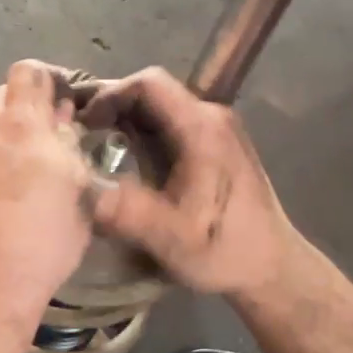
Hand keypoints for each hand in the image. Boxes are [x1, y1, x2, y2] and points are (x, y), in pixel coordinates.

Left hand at [0, 60, 94, 322]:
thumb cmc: (43, 240)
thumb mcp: (78, 191)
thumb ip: (69, 144)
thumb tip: (60, 118)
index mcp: (19, 123)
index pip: (28, 71)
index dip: (48, 80)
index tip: (62, 102)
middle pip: (5, 97)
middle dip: (28, 112)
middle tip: (48, 143)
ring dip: (6, 138)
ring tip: (23, 174)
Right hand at [79, 67, 313, 296]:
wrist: (273, 268)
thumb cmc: (226, 251)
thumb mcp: (173, 239)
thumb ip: (129, 213)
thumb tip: (83, 190)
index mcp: (202, 130)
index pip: (150, 84)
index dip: (110, 95)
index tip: (84, 123)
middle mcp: (212, 118)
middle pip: (152, 91)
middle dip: (111, 107)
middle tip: (79, 135)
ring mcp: (216, 128)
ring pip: (159, 107)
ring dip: (124, 120)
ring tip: (94, 147)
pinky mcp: (215, 143)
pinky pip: (169, 123)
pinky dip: (140, 132)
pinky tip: (124, 160)